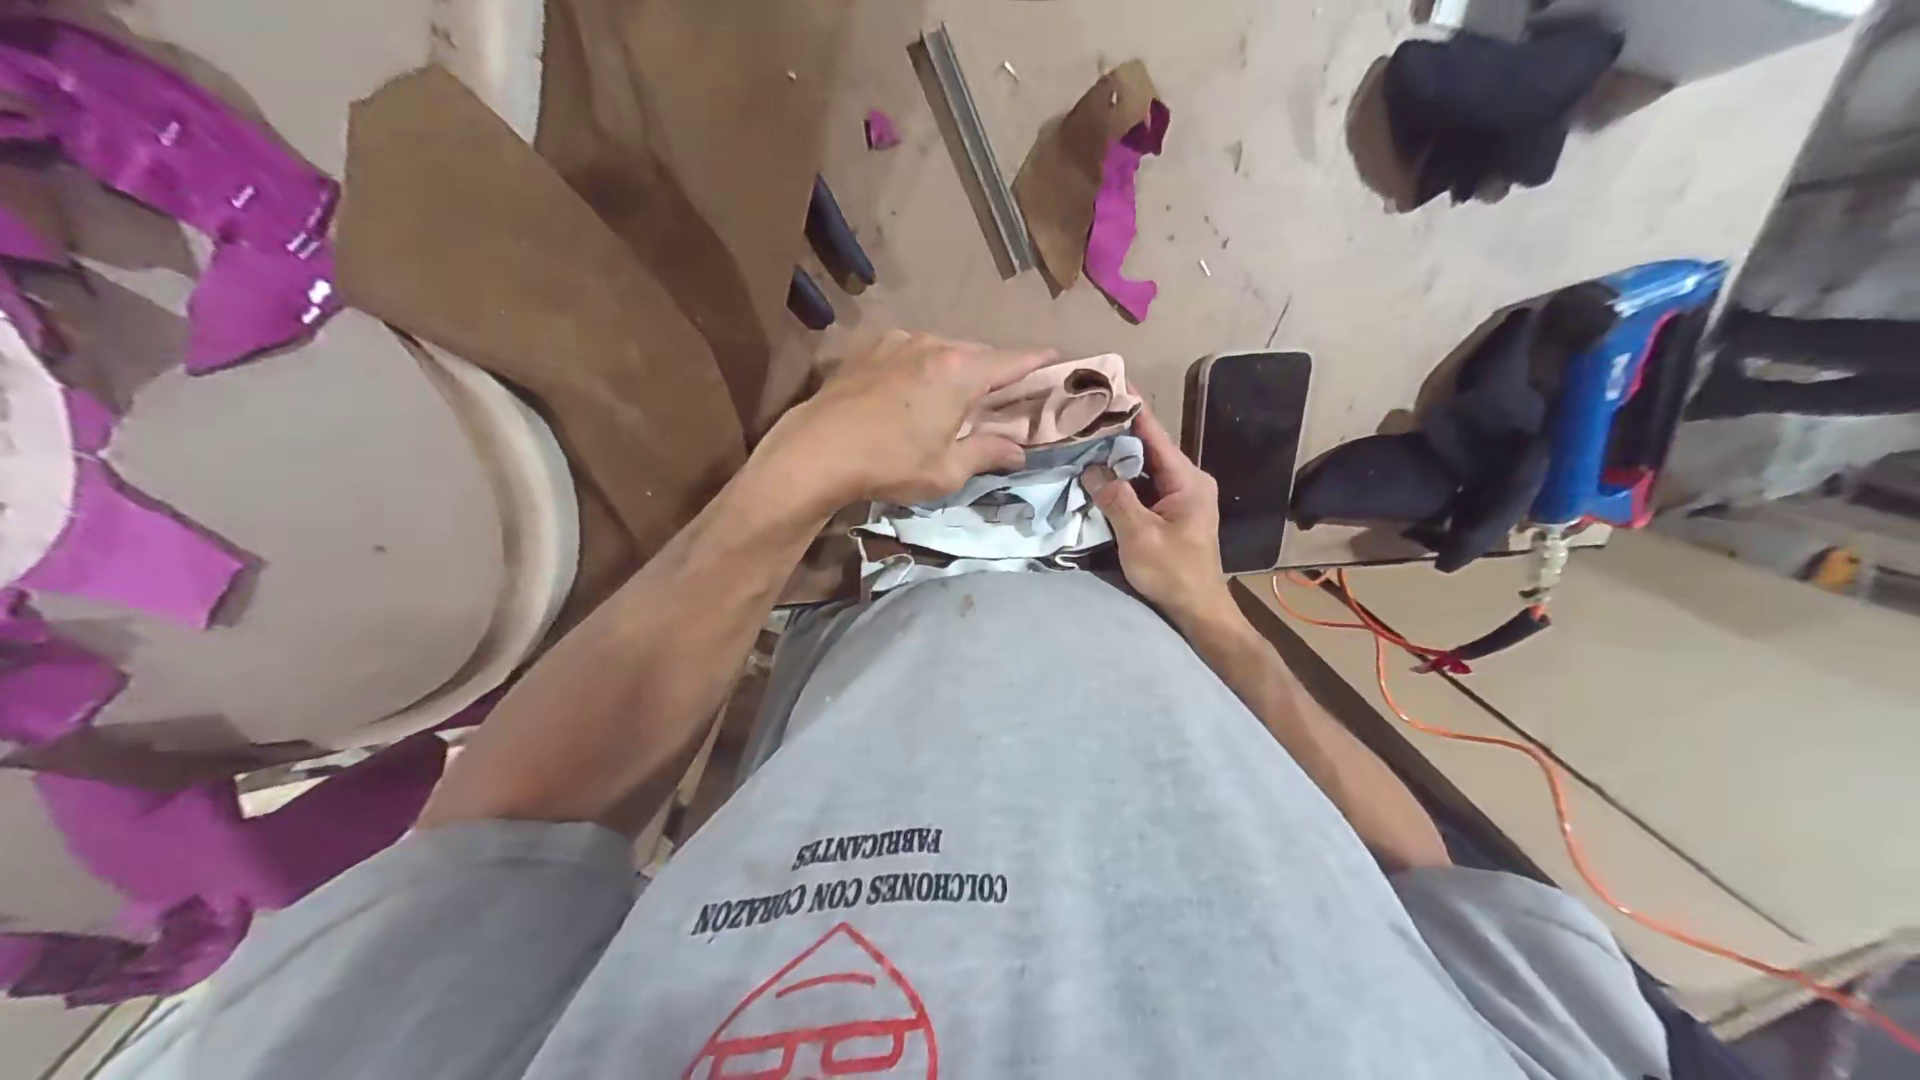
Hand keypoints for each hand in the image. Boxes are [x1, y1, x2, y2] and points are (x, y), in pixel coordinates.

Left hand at [751, 330, 1057, 514]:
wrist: (815, 451)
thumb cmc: (889, 464)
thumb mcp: (946, 470)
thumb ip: (987, 453)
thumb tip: (1018, 452)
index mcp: (960, 371)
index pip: (1013, 360)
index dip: (1039, 361)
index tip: (1058, 359)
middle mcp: (932, 344)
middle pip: (978, 353)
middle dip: (995, 371)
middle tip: (1002, 396)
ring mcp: (896, 341)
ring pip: (942, 349)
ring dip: (956, 368)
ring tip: (955, 395)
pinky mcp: (867, 349)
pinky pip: (910, 351)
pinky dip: (923, 365)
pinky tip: (913, 389)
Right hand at [1083, 404, 1238, 630]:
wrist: (1197, 610)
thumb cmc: (1173, 573)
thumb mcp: (1139, 536)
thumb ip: (1116, 498)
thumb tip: (1092, 468)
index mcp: (1188, 480)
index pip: (1155, 434)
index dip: (1132, 408)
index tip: (1111, 381)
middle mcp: (1187, 481)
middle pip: (1148, 447)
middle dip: (1116, 430)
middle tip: (1082, 413)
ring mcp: (1179, 496)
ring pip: (1143, 466)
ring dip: (1116, 455)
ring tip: (1083, 436)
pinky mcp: (1169, 512)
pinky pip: (1142, 485)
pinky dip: (1121, 477)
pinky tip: (1096, 471)